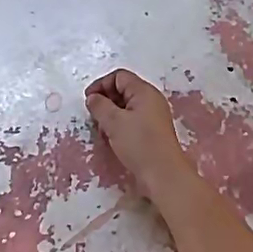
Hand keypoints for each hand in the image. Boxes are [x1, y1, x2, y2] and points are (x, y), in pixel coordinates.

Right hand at [85, 69, 194, 201]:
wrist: (164, 175)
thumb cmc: (139, 143)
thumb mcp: (114, 122)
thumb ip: (100, 106)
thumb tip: (92, 98)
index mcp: (144, 91)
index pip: (119, 77)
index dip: (101, 85)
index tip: (88, 100)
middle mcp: (151, 99)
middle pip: (123, 90)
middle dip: (105, 100)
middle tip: (93, 117)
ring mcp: (153, 116)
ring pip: (127, 106)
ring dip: (111, 114)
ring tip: (102, 131)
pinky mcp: (153, 131)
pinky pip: (132, 119)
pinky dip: (120, 124)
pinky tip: (113, 139)